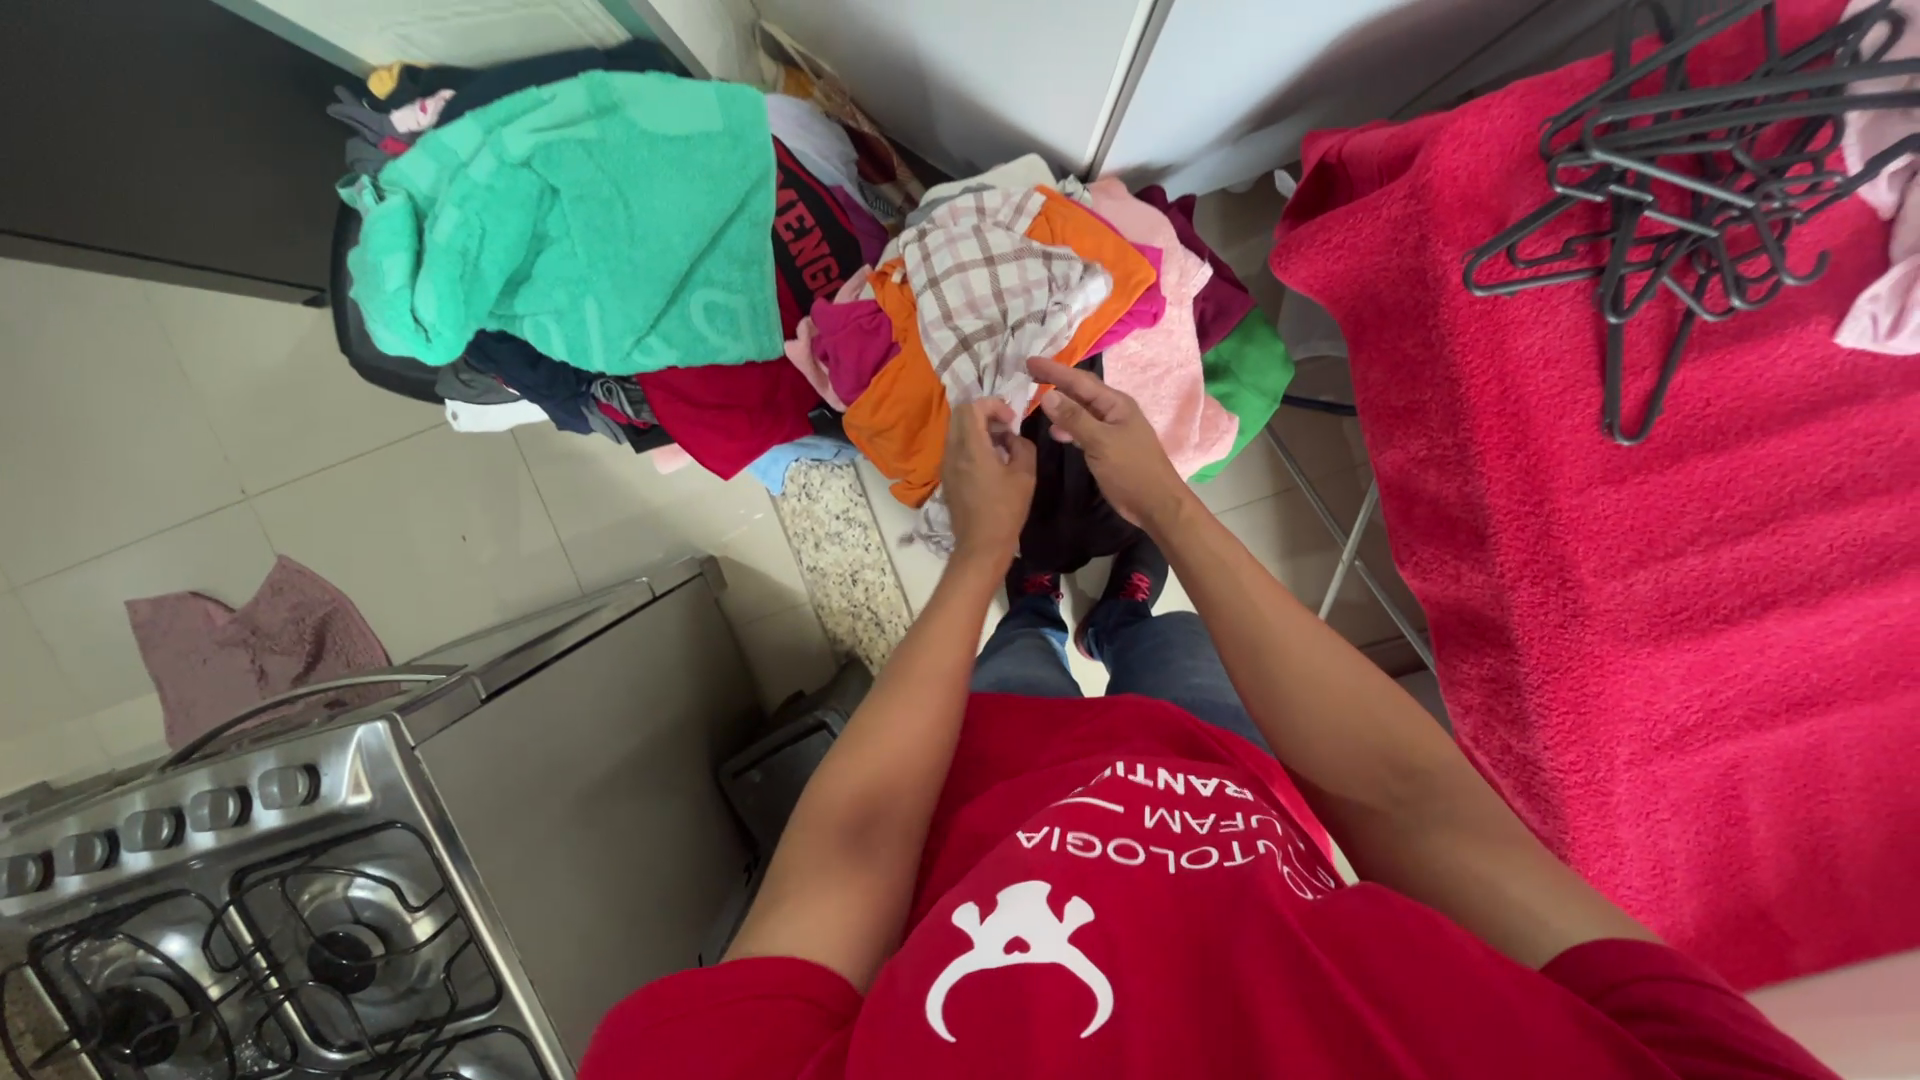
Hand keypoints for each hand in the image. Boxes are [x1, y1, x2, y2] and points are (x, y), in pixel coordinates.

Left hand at [941, 398, 1036, 562]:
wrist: (981, 545)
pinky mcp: (947, 477)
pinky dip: (972, 444)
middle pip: (960, 415)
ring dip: (978, 429)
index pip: (972, 407)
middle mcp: (952, 452)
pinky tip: (991, 461)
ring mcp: (946, 465)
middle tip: (1005, 427)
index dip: (993, 405)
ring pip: (956, 431)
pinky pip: (956, 448)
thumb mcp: (1025, 474)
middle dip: (984, 413)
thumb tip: (1012, 438)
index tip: (1011, 420)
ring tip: (1001, 444)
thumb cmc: (1006, 510)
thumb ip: (1021, 446)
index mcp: (970, 448)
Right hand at [1029, 356, 1197, 531]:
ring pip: (1080, 411)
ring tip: (1035, 402)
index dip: (1054, 370)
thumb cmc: (1131, 470)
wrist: (1155, 504)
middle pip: (1080, 392)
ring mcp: (1110, 430)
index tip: (1029, 361)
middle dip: (1056, 383)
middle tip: (1028, 374)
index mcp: (1115, 403)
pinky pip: (1082, 429)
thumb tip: (1047, 395)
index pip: (1080, 380)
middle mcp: (1113, 411)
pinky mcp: (1106, 448)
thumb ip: (1074, 418)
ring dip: (1060, 406)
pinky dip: (1067, 428)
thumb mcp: (1100, 441)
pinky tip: (1055, 432)